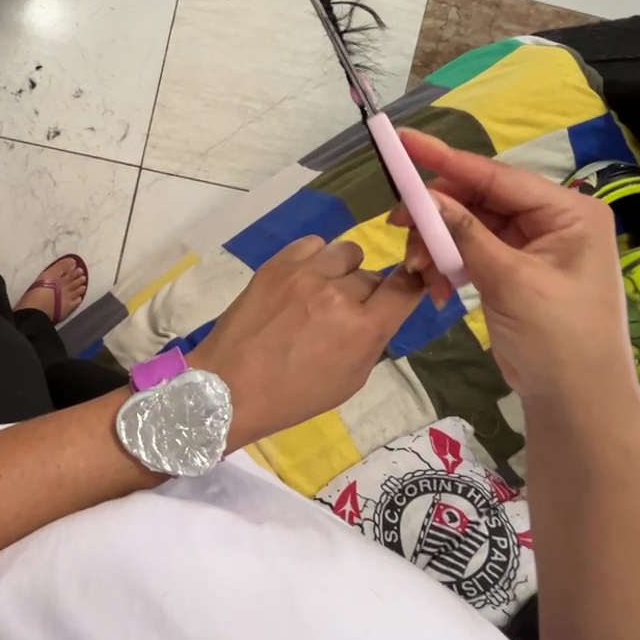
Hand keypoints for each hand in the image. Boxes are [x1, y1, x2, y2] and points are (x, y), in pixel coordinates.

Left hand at [186, 236, 424, 448]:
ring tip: (322, 292)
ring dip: (342, 270)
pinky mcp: (276, 264)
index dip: (409, 286)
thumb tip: (381, 307)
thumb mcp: (351, 378)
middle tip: (344, 313)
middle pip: (373, 274)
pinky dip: (314, 257)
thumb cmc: (293, 395)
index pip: (407, 287)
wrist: (230, 385)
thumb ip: (372, 337)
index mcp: (363, 329)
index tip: (401, 291)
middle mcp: (338, 294)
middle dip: (366, 293)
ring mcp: (304, 274)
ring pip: (346, 252)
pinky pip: (312, 244)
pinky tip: (303, 278)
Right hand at [391, 129, 635, 405]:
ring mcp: (528, 245)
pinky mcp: (509, 268)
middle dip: (435, 216)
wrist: (575, 400)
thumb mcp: (511, 281)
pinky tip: (435, 288)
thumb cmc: (559, 337)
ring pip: (463, 225)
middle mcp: (549, 220)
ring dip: (435, 246)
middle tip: (397, 227)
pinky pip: (465, 251)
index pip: (494, 175)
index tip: (401, 140)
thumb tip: (423, 196)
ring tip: (419, 272)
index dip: (444, 158)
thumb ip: (466, 234)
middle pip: (474, 198)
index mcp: (567, 212)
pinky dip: (444, 265)